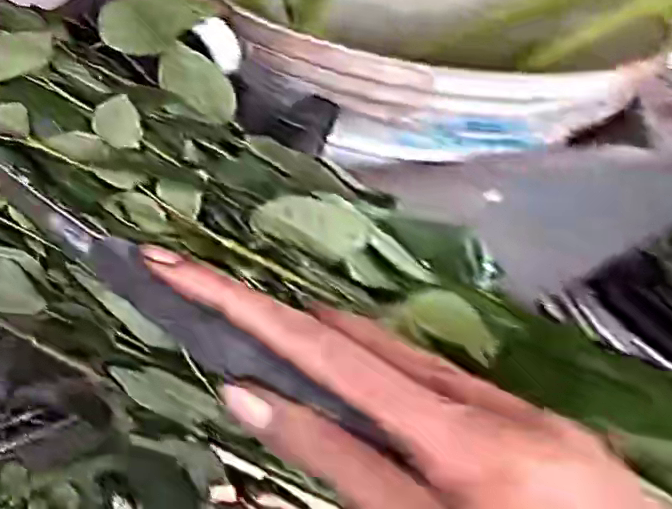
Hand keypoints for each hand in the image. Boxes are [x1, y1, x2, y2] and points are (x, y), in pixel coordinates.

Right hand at [142, 248, 651, 508]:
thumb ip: (337, 461)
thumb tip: (240, 390)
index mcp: (467, 436)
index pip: (313, 343)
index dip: (229, 297)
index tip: (164, 260)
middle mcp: (502, 411)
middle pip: (356, 337)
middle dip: (281, 319)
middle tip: (215, 310)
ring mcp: (538, 425)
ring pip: (402, 360)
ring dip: (335, 353)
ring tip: (284, 363)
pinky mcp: (559, 445)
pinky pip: (447, 389)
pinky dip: (391, 385)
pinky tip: (379, 410)